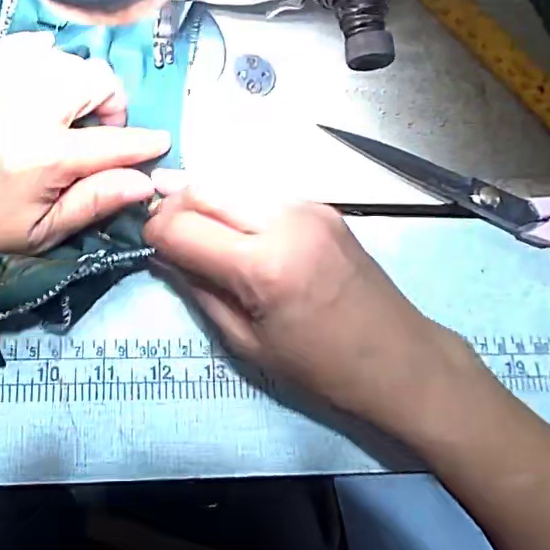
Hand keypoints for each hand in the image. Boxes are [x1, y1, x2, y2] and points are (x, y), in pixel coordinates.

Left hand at [0, 32, 170, 284]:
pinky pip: (25, 44)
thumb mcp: (41, 233)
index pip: (115, 142)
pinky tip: (40, 84)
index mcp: (43, 156)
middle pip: (96, 79)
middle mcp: (24, 108)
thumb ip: (95, 202)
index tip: (159, 143)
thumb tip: (145, 182)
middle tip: (98, 135)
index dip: (144, 144)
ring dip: (79, 83)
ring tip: (67, 113)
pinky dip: (44, 58)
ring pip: (65, 57)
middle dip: (112, 105)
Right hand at [142, 173, 492, 443]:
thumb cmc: (321, 368)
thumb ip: (199, 291)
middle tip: (165, 234)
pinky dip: (235, 204)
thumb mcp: (247, 343)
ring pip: (231, 182)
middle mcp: (285, 221)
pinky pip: (261, 193)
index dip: (154, 233)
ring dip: (203, 200)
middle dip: (173, 206)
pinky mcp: (321, 205)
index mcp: (264, 265)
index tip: (149, 247)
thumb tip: (162, 256)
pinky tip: (234, 229)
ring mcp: (307, 206)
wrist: (400, 359)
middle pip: (203, 188)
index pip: (182, 225)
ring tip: (195, 231)